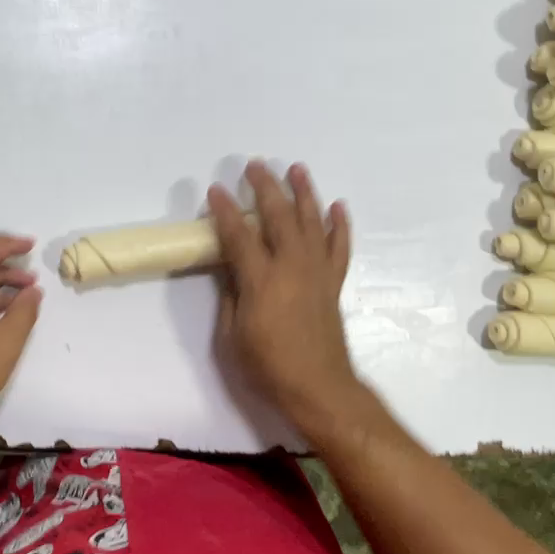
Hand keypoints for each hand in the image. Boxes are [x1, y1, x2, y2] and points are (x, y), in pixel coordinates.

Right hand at [209, 161, 360, 435]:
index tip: (215, 190)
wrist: (318, 387)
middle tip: (254, 165)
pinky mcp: (333, 283)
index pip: (239, 236)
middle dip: (265, 188)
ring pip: (312, 222)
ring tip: (297, 169)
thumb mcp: (231, 335)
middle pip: (278, 217)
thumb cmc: (267, 366)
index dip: (225, 212)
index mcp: (261, 281)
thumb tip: (230, 269)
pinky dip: (339, 225)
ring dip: (304, 193)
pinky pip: (339, 247)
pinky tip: (336, 207)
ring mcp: (317, 273)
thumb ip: (230, 296)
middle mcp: (292, 268)